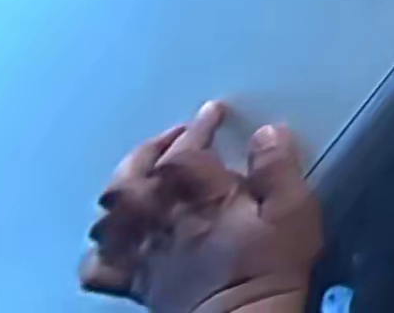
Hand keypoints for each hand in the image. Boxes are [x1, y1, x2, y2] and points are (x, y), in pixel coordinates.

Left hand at [81, 101, 323, 312]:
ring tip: (149, 176)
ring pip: (106, 220)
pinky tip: (123, 234)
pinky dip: (104, 243)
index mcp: (204, 202)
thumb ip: (279, 166)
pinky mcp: (134, 282)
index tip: (214, 111)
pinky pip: (98, 264)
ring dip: (122, 191)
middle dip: (145, 153)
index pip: (183, 155)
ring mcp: (142, 257)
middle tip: (174, 136)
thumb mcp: (295, 203)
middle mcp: (162, 225)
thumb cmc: (274, 256)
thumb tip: (266, 131)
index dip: (196, 128)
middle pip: (127, 185)